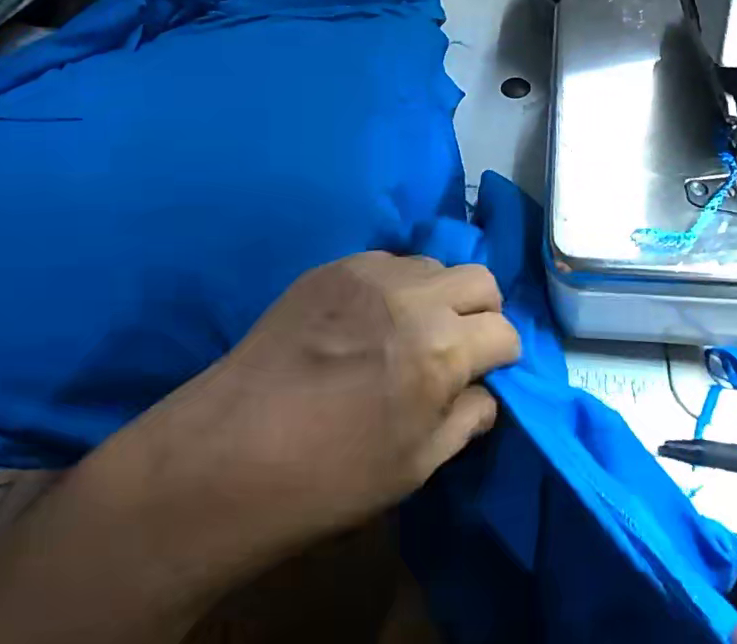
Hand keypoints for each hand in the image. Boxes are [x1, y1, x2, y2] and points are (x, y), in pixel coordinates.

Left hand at [0, 254, 520, 643]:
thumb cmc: (330, 474)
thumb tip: (485, 391)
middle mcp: (410, 293)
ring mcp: (364, 272)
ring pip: (430, 263)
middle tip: (457, 347)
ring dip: (436, 294)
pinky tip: (368, 319)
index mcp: (441, 346)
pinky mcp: (327, 267)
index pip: (505, 332)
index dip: (503, 358)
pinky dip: (393, 285)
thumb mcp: (416, 464)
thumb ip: (465, 418)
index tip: (487, 375)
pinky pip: (382, 261)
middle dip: (480, 313)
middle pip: (478, 279)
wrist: (230, 449)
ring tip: (410, 330)